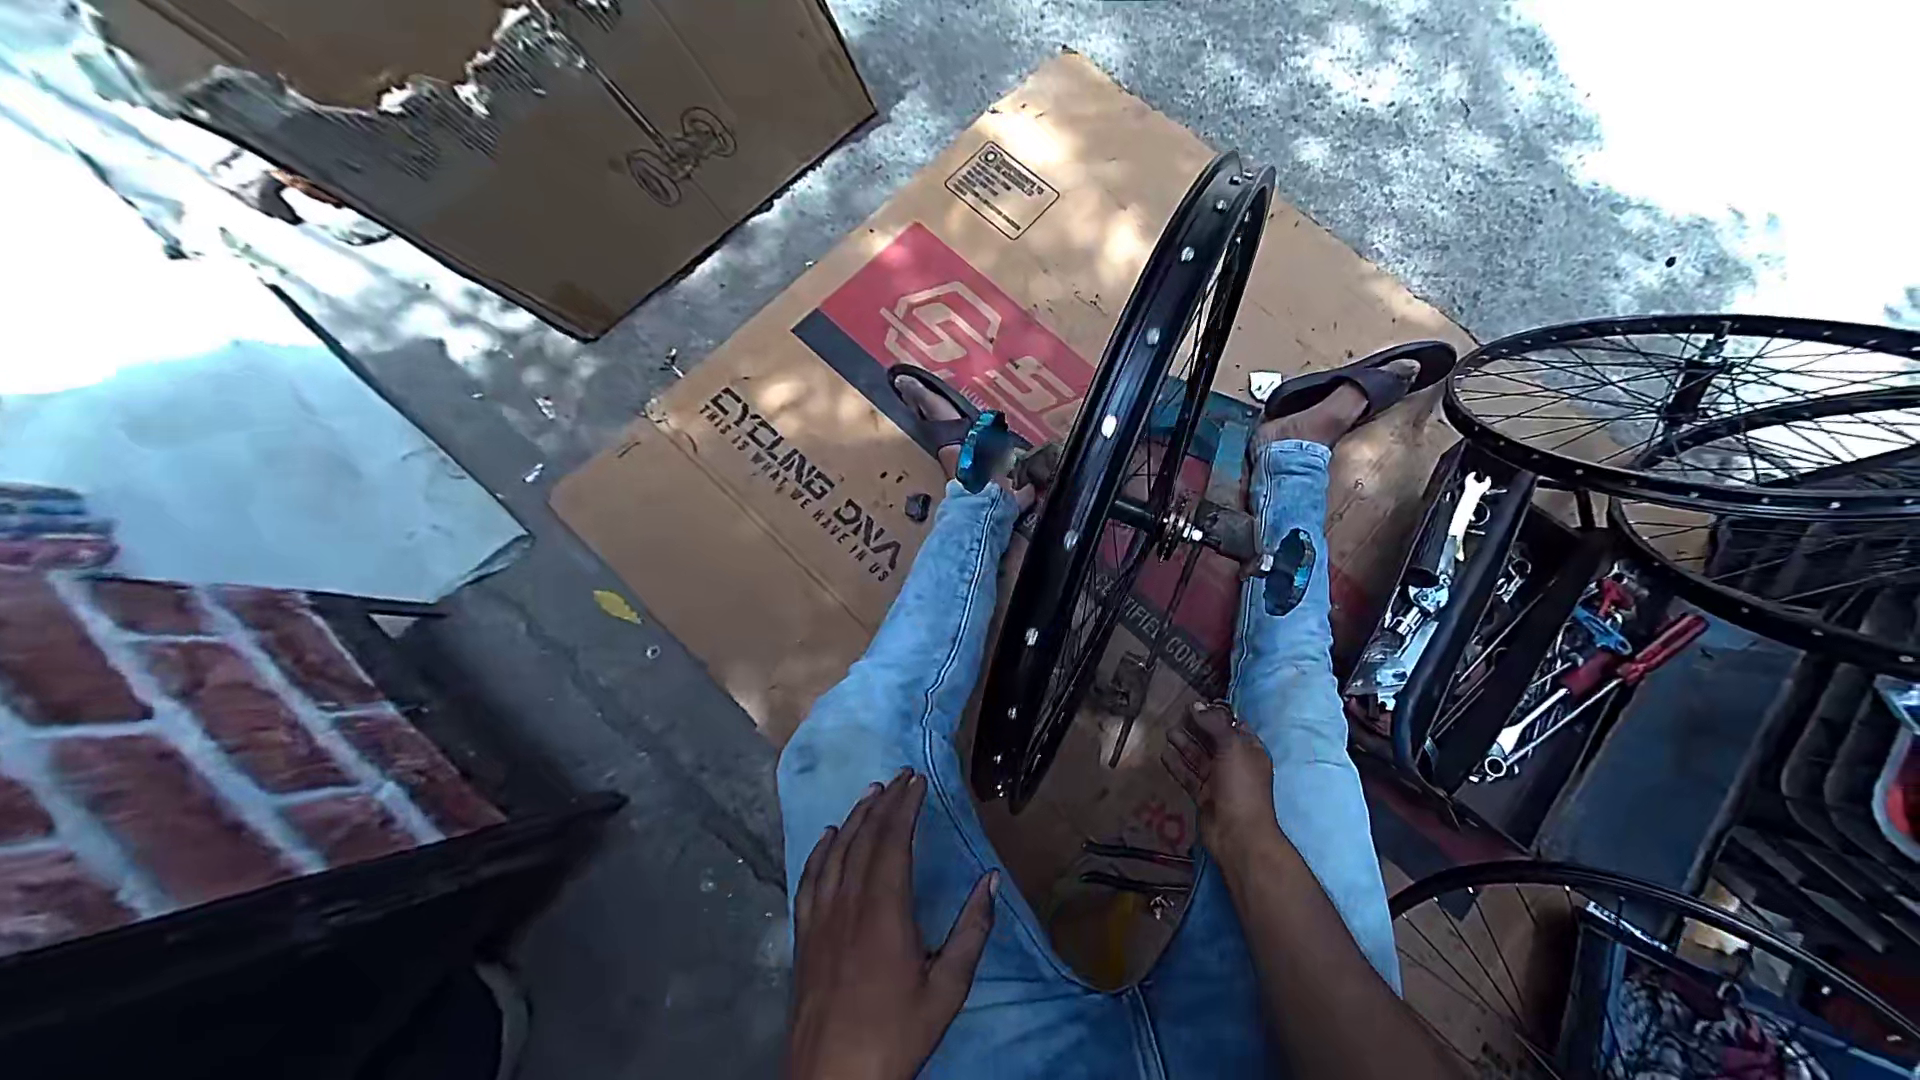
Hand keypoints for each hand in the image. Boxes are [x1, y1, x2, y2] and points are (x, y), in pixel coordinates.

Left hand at [787, 769, 996, 1079]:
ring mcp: (821, 916)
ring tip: (873, 792)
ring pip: (838, 850)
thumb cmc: (896, 1034)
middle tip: (902, 776)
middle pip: (866, 836)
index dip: (906, 805)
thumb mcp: (948, 989)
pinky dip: (821, 848)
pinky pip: (810, 877)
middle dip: (886, 801)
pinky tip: (829, 835)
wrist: (833, 1079)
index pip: (894, 839)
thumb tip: (990, 881)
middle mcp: (849, 902)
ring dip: (856, 816)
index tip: (918, 781)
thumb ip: (972, 931)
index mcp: (885, 909)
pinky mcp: (804, 933)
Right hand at [1162, 702, 1279, 856]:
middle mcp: (1235, 764)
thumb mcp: (1232, 747)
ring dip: (1184, 744)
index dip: (1216, 714)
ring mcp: (1218, 781)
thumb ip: (1213, 724)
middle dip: (1196, 727)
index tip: (1196, 703)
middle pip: (1212, 740)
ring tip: (1168, 731)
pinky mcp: (1203, 795)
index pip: (1233, 726)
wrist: (1238, 834)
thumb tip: (1196, 706)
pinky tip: (1164, 754)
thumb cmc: (1242, 786)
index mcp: (1249, 751)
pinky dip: (1176, 765)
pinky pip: (1188, 775)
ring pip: (1198, 757)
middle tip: (1177, 714)